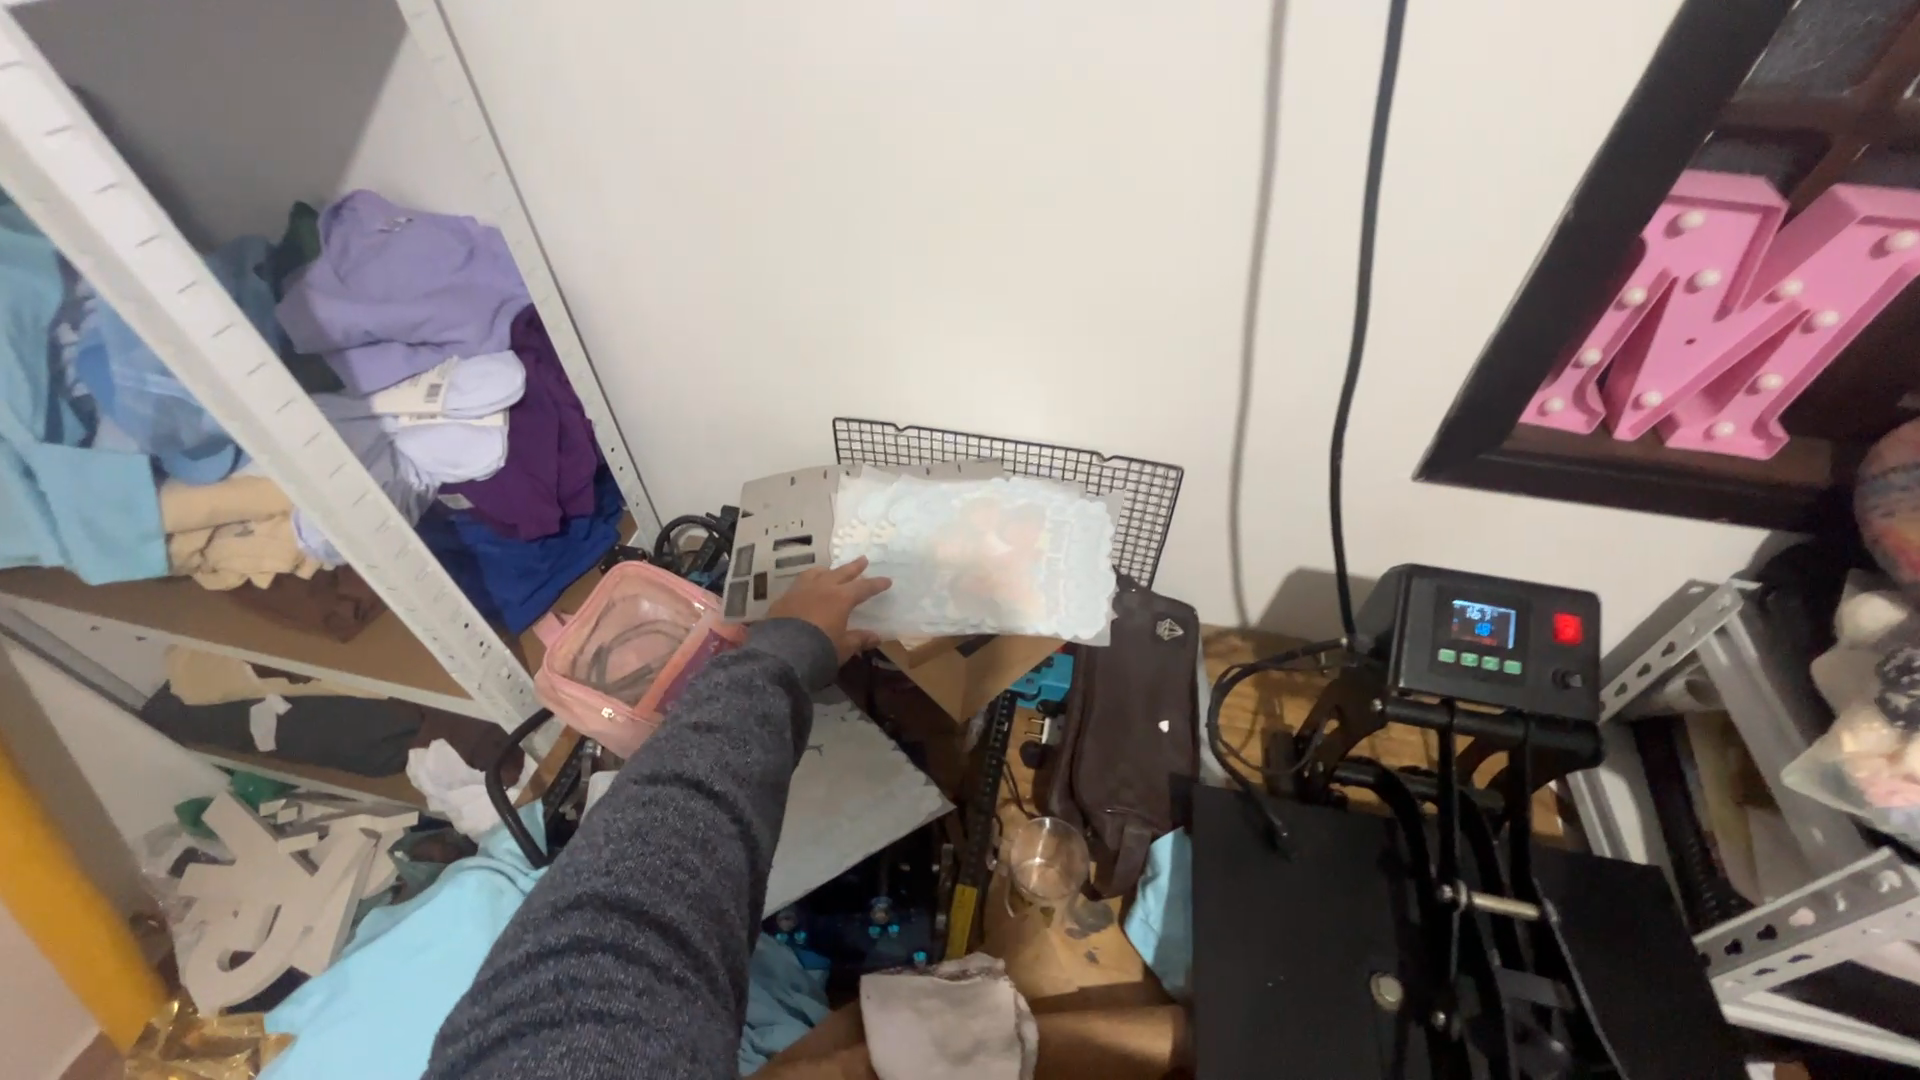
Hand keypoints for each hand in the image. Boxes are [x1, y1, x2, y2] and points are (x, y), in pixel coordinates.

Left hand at [769, 555, 892, 664]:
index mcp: (841, 598)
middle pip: (841, 573)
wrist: (782, 654)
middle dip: (854, 567)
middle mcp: (822, 589)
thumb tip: (876, 637)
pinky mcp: (783, 599)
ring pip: (816, 573)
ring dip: (827, 571)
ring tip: (830, 570)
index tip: (887, 580)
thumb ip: (859, 639)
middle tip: (863, 559)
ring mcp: (800, 591)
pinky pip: (799, 584)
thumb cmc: (819, 650)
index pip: (863, 588)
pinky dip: (807, 583)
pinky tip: (806, 588)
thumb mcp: (843, 647)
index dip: (876, 584)